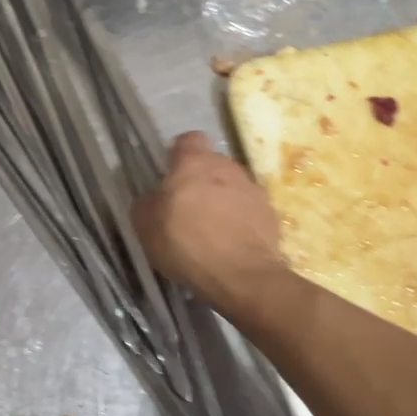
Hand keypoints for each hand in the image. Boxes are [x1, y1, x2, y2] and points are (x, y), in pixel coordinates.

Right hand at [132, 131, 288, 312]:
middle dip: (200, 179)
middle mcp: (227, 168)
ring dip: (221, 199)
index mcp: (194, 163)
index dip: (178, 154)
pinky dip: (238, 220)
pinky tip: (228, 243)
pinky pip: (248, 209)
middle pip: (212, 164)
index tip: (169, 174)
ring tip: (209, 228)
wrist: (241, 275)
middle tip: (185, 206)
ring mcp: (253, 190)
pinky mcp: (271, 214)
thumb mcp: (145, 225)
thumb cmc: (186, 243)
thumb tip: (154, 197)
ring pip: (232, 186)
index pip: (188, 140)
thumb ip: (147, 202)